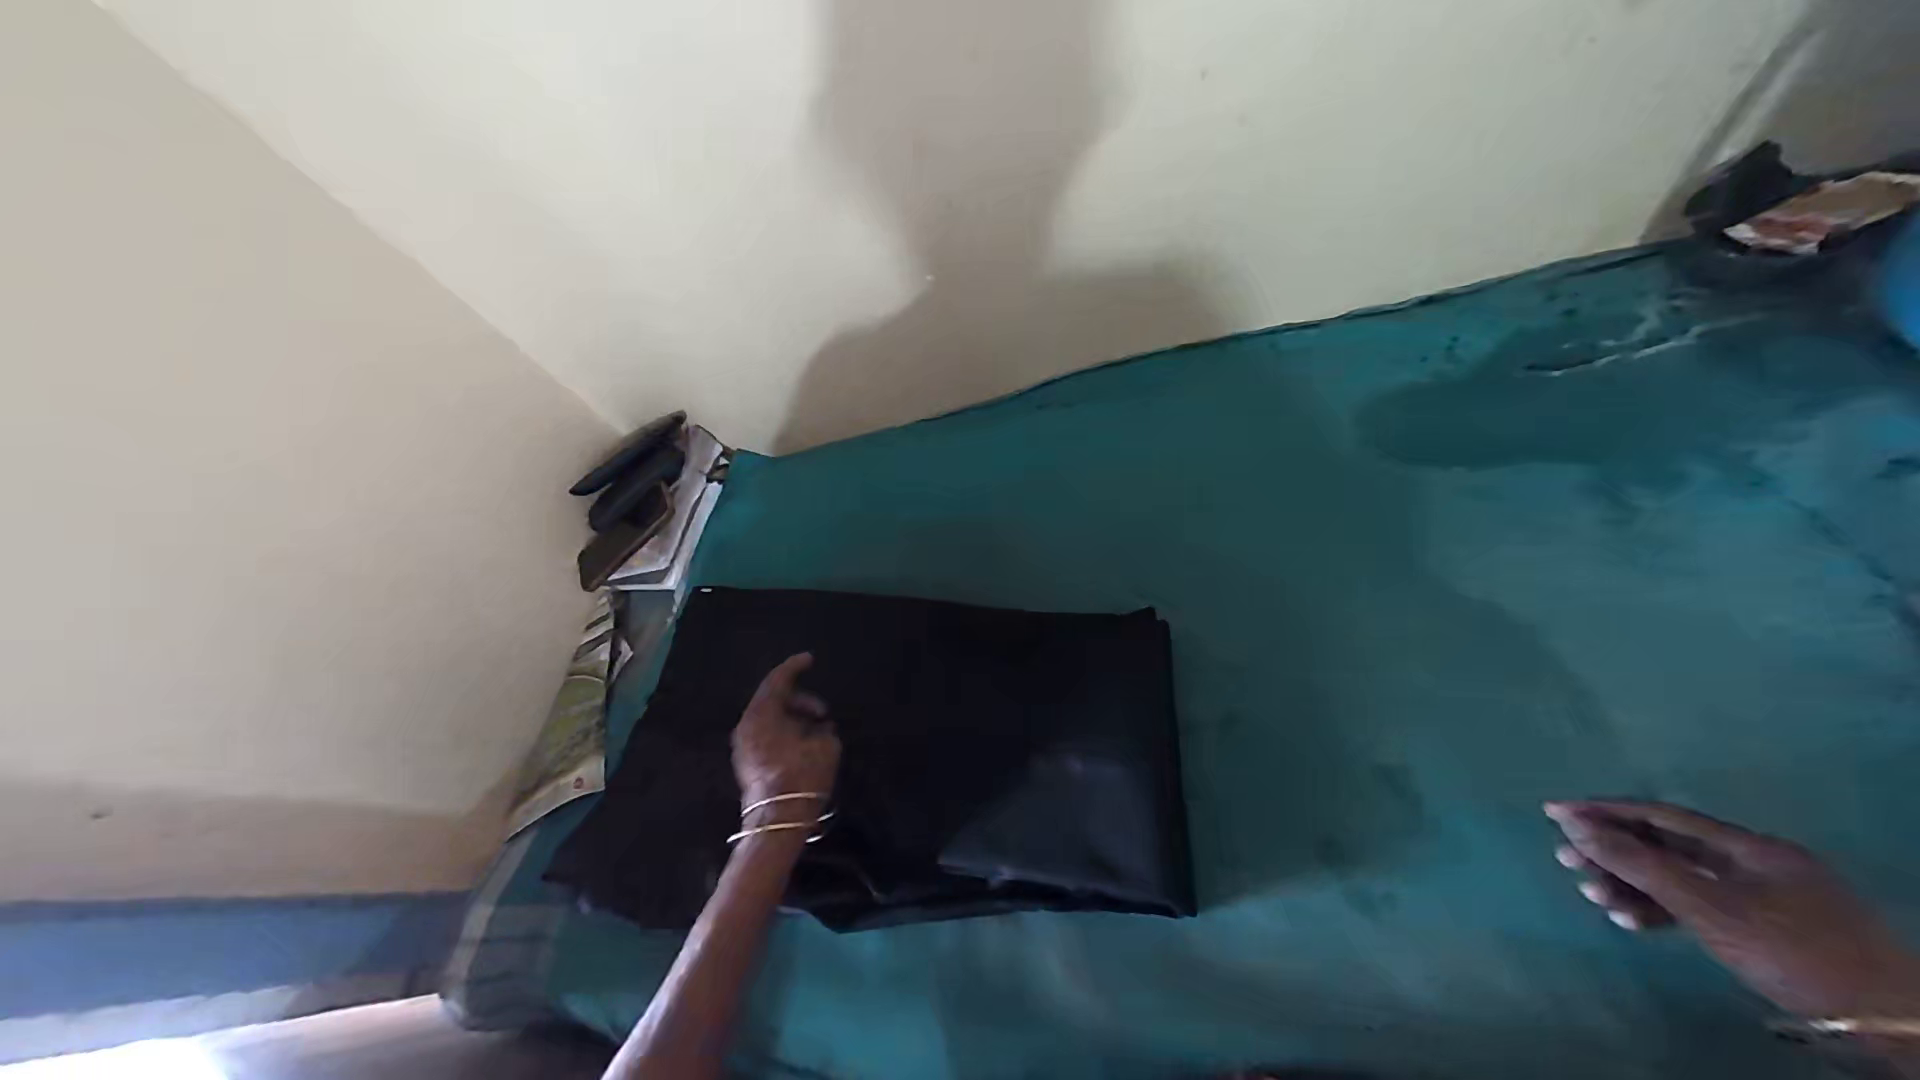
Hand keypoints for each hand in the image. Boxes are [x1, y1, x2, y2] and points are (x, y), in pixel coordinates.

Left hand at [731, 653, 840, 810]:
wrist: (777, 822)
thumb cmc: (801, 778)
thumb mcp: (825, 746)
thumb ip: (822, 729)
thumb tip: (819, 729)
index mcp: (761, 715)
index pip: (777, 680)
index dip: (794, 667)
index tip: (809, 659)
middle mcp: (746, 726)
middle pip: (774, 700)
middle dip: (802, 701)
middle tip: (824, 714)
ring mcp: (743, 747)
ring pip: (771, 719)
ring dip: (795, 719)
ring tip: (819, 733)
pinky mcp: (747, 765)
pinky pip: (768, 736)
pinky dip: (786, 733)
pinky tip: (806, 746)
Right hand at [1546, 799, 1919, 1017]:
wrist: (1892, 1030)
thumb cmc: (1794, 953)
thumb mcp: (1707, 906)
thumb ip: (1635, 862)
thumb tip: (1570, 822)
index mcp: (1750, 847)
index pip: (1660, 815)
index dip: (1603, 810)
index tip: (1553, 811)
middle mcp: (1754, 863)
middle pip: (1664, 846)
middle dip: (1610, 852)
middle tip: (1565, 859)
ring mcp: (1761, 897)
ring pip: (1675, 878)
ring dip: (1628, 885)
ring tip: (1593, 897)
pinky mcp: (1761, 928)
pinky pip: (1694, 905)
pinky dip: (1658, 909)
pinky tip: (1632, 921)